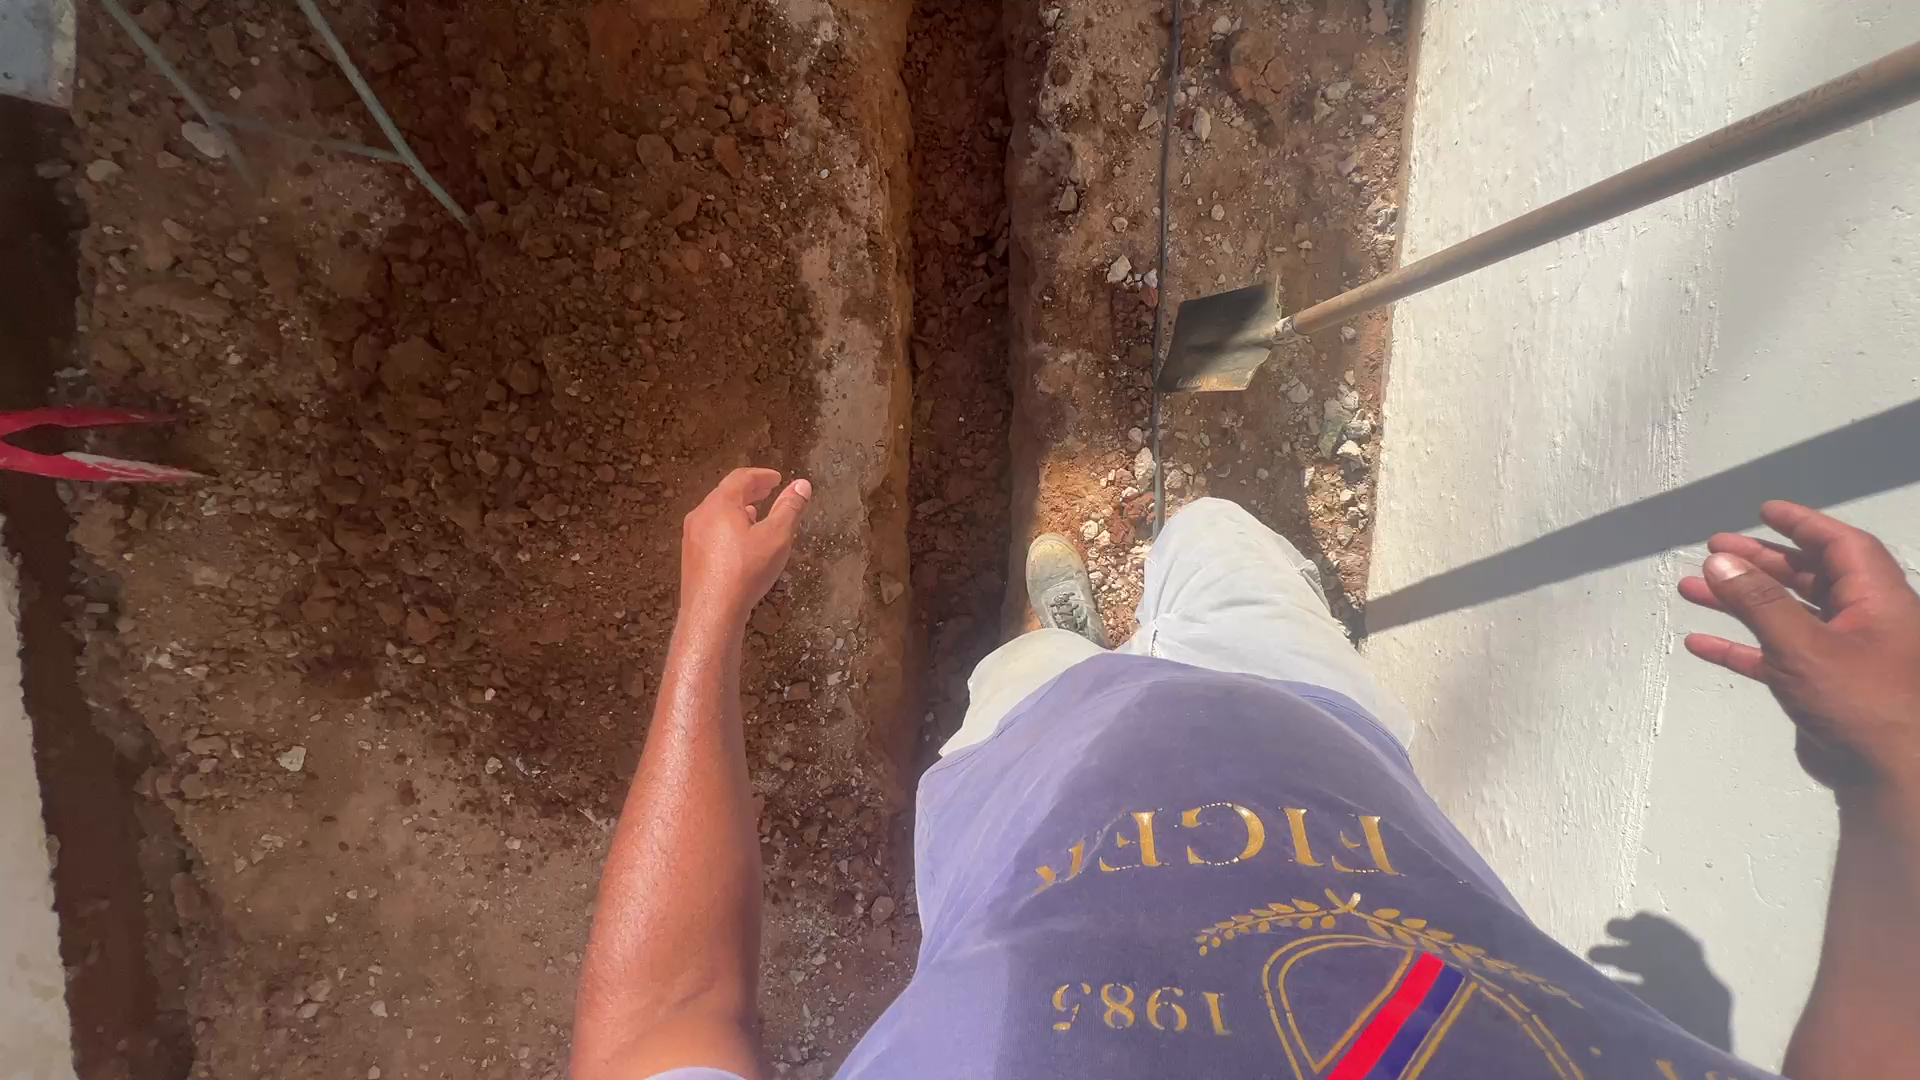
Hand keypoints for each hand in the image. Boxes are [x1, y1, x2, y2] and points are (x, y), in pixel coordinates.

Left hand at [679, 468, 811, 628]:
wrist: (712, 611)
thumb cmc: (746, 570)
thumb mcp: (777, 536)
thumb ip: (790, 508)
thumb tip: (802, 485)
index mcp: (720, 504)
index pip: (740, 478)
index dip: (761, 475)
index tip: (777, 478)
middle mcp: (701, 515)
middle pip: (726, 493)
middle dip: (749, 490)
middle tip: (768, 490)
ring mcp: (692, 536)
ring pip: (717, 513)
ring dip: (738, 508)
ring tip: (756, 513)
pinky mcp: (691, 556)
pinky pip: (711, 530)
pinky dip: (728, 525)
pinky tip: (740, 541)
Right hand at [1679, 501, 1919, 792]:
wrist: (1894, 774)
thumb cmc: (1864, 702)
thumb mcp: (1804, 644)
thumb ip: (1758, 601)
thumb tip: (1720, 559)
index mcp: (1879, 605)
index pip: (1844, 548)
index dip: (1805, 525)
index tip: (1765, 511)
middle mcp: (1865, 624)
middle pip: (1811, 579)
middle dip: (1762, 561)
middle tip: (1715, 548)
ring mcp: (1843, 656)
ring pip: (1785, 615)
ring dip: (1739, 601)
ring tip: (1693, 588)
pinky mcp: (1820, 686)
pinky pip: (1772, 655)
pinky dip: (1737, 646)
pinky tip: (1700, 643)